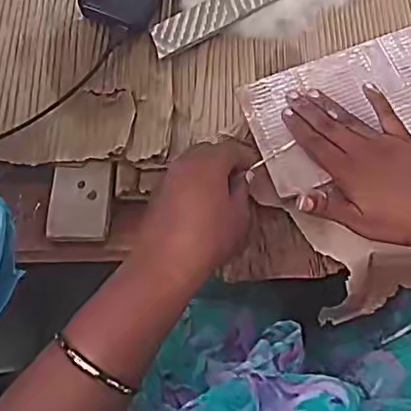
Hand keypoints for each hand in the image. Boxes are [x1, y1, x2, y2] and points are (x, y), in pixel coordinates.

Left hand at [135, 138, 259, 277]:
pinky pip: (179, 180)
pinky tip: (198, 207)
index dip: (246, 157)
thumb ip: (242, 192)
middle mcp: (185, 162)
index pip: (232, 148)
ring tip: (218, 195)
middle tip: (237, 180)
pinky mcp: (156, 193)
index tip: (254, 169)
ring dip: (205, 173)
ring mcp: (168, 176)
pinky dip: (191, 185)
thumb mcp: (239, 217)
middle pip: (208, 151)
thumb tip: (238, 180)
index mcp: (209, 162)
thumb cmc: (209, 238)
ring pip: (191, 165)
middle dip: (224, 162)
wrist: (164, 263)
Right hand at [282, 87, 410, 246]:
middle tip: (293, 96)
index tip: (287, 116)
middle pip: (328, 127)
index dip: (299, 130)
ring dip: (330, 106)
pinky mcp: (404, 141)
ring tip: (314, 93)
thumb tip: (301, 199)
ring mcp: (384, 143)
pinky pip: (387, 116)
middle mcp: (363, 152)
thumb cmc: (403, 221)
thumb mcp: (360, 222)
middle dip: (308, 111)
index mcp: (349, 172)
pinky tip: (368, 89)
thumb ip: (329, 207)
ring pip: (350, 119)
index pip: (316, 146)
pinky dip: (376, 101)